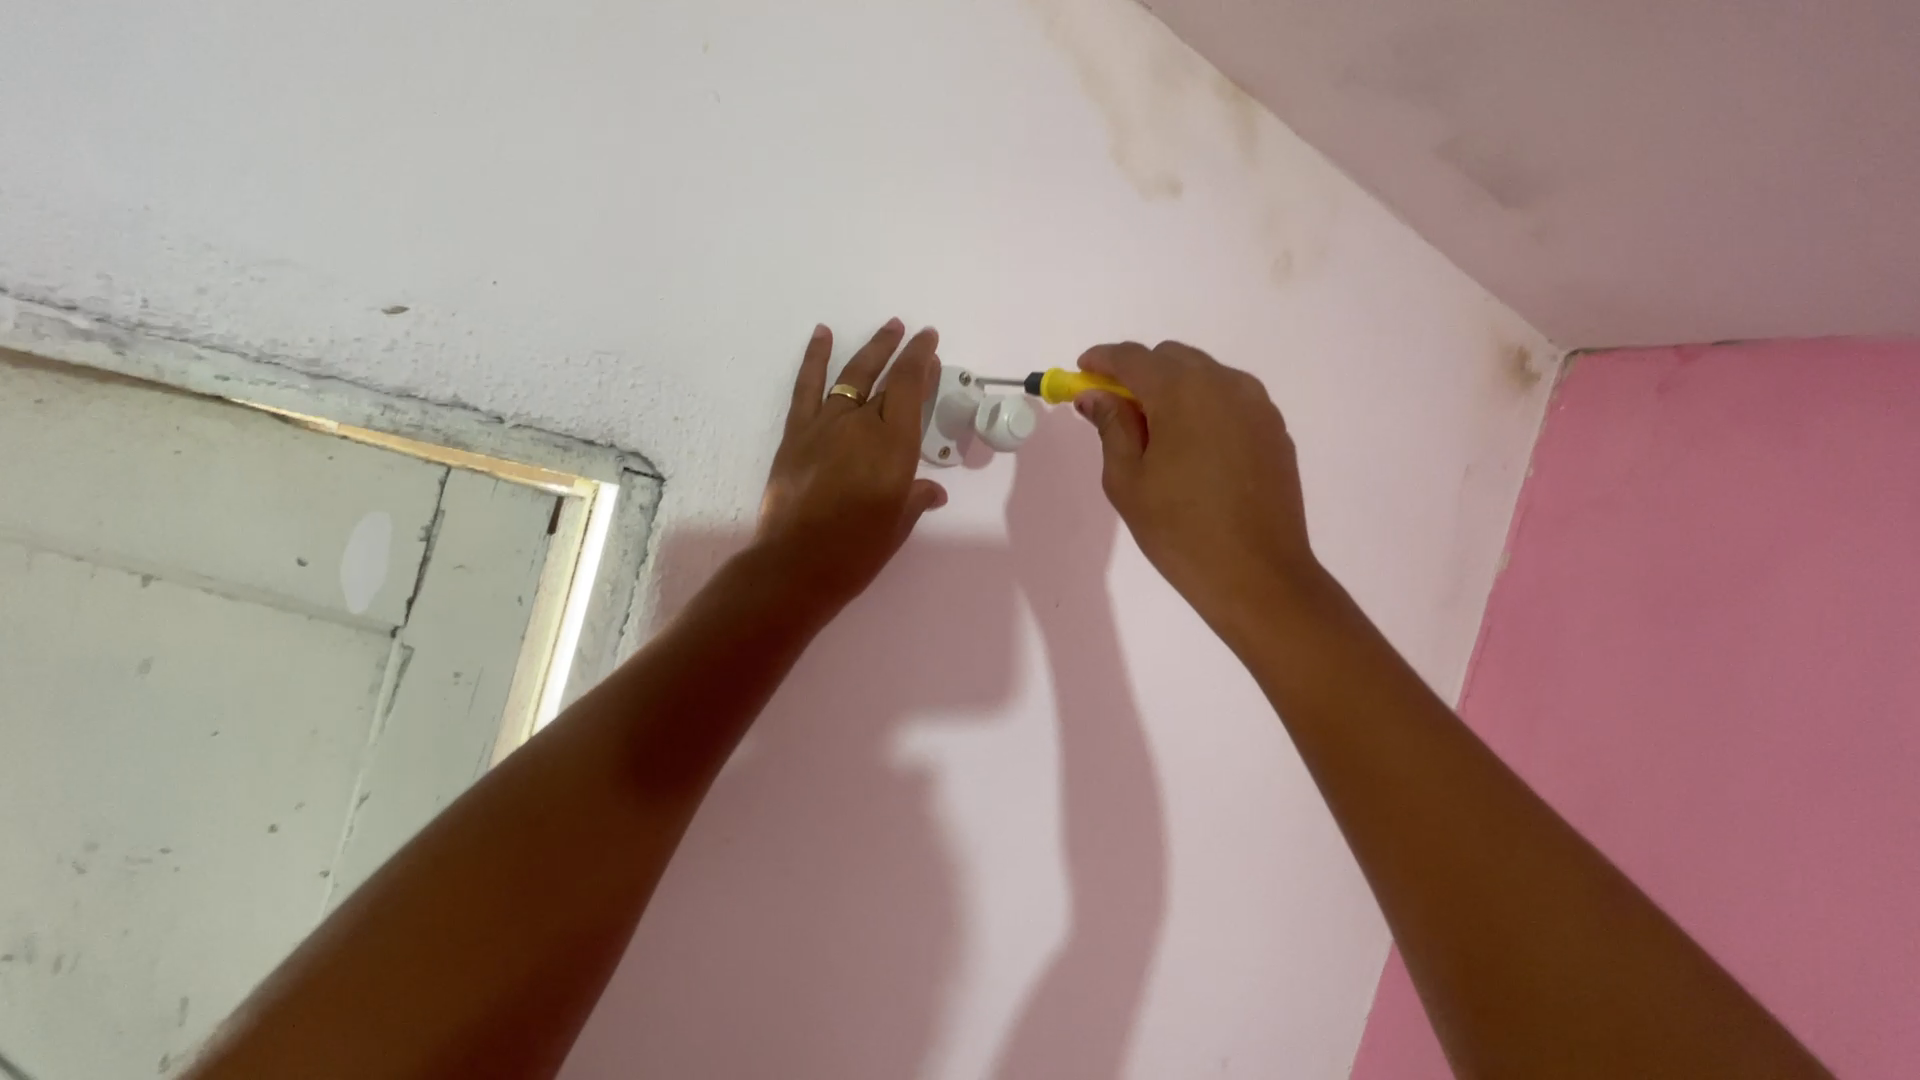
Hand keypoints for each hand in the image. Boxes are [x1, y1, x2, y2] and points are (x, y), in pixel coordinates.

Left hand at [754, 319, 947, 611]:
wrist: (796, 565)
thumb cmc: (857, 550)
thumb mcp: (897, 525)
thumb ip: (915, 498)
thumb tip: (931, 490)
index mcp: (894, 446)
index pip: (911, 389)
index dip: (922, 362)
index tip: (930, 345)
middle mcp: (862, 425)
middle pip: (886, 379)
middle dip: (904, 354)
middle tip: (914, 334)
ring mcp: (825, 425)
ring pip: (851, 375)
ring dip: (871, 349)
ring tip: (887, 328)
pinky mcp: (796, 433)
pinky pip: (807, 387)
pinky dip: (814, 358)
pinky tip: (822, 334)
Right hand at [1072, 341, 1326, 633]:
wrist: (1257, 574)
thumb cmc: (1179, 530)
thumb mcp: (1127, 480)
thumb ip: (1111, 426)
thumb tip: (1095, 395)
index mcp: (1182, 392)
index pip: (1133, 357)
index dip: (1102, 360)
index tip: (1082, 372)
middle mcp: (1224, 384)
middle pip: (1172, 358)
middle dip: (1139, 374)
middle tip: (1116, 412)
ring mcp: (1256, 405)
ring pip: (1205, 376)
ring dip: (1174, 389)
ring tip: (1157, 436)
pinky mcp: (1274, 429)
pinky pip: (1230, 400)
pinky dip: (1204, 408)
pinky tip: (1194, 450)